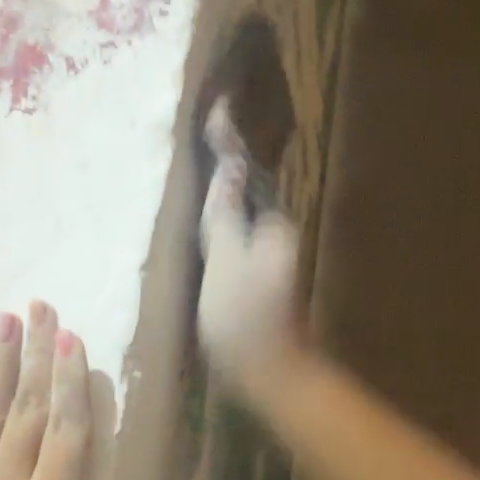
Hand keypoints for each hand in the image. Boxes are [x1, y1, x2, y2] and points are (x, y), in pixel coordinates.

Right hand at [199, 103, 301, 381]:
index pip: (245, 170)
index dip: (228, 139)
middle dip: (229, 158)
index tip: (218, 105)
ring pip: (244, 208)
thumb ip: (225, 214)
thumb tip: (227, 170)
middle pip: (248, 186)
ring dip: (227, 184)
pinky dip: (225, 213)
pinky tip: (210, 211)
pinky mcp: (260, 274)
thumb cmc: (244, 319)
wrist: (272, 374)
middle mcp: (276, 232)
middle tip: (206, 126)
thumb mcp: (226, 261)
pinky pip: (240, 229)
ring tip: (203, 157)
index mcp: (271, 223)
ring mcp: (270, 255)